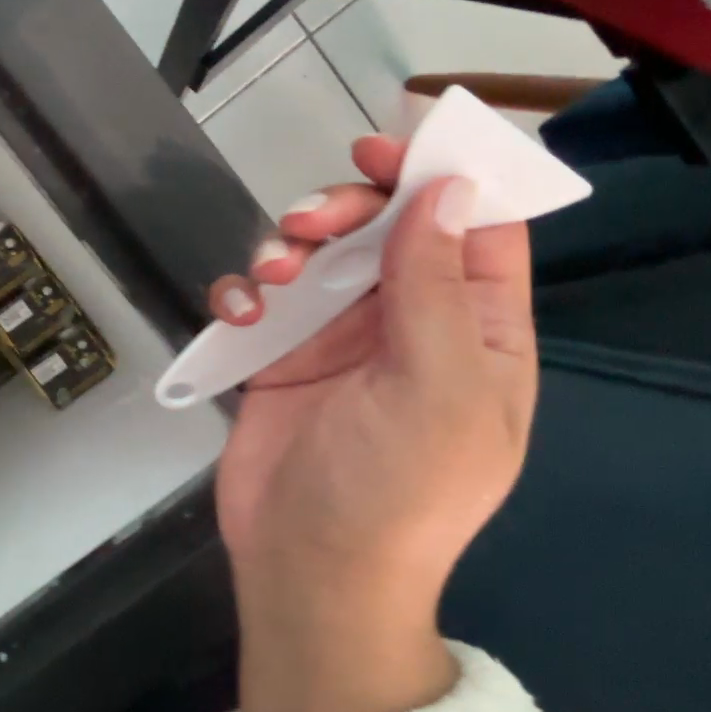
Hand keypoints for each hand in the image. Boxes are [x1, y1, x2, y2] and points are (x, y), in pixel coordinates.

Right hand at [208, 135, 538, 711]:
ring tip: (267, 277)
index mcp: (476, 330)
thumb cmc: (395, 488)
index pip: (475, 230)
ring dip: (283, 249)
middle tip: (304, 221)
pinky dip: (239, 293)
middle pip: (381, 231)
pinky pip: (256, 301)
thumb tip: (446, 192)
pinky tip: (234, 312)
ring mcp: (333, 341)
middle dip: (342, 211)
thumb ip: (439, 287)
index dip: (439, 179)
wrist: (308, 565)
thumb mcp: (439, 387)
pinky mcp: (272, 358)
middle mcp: (407, 324)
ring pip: (311, 258)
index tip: (386, 147)